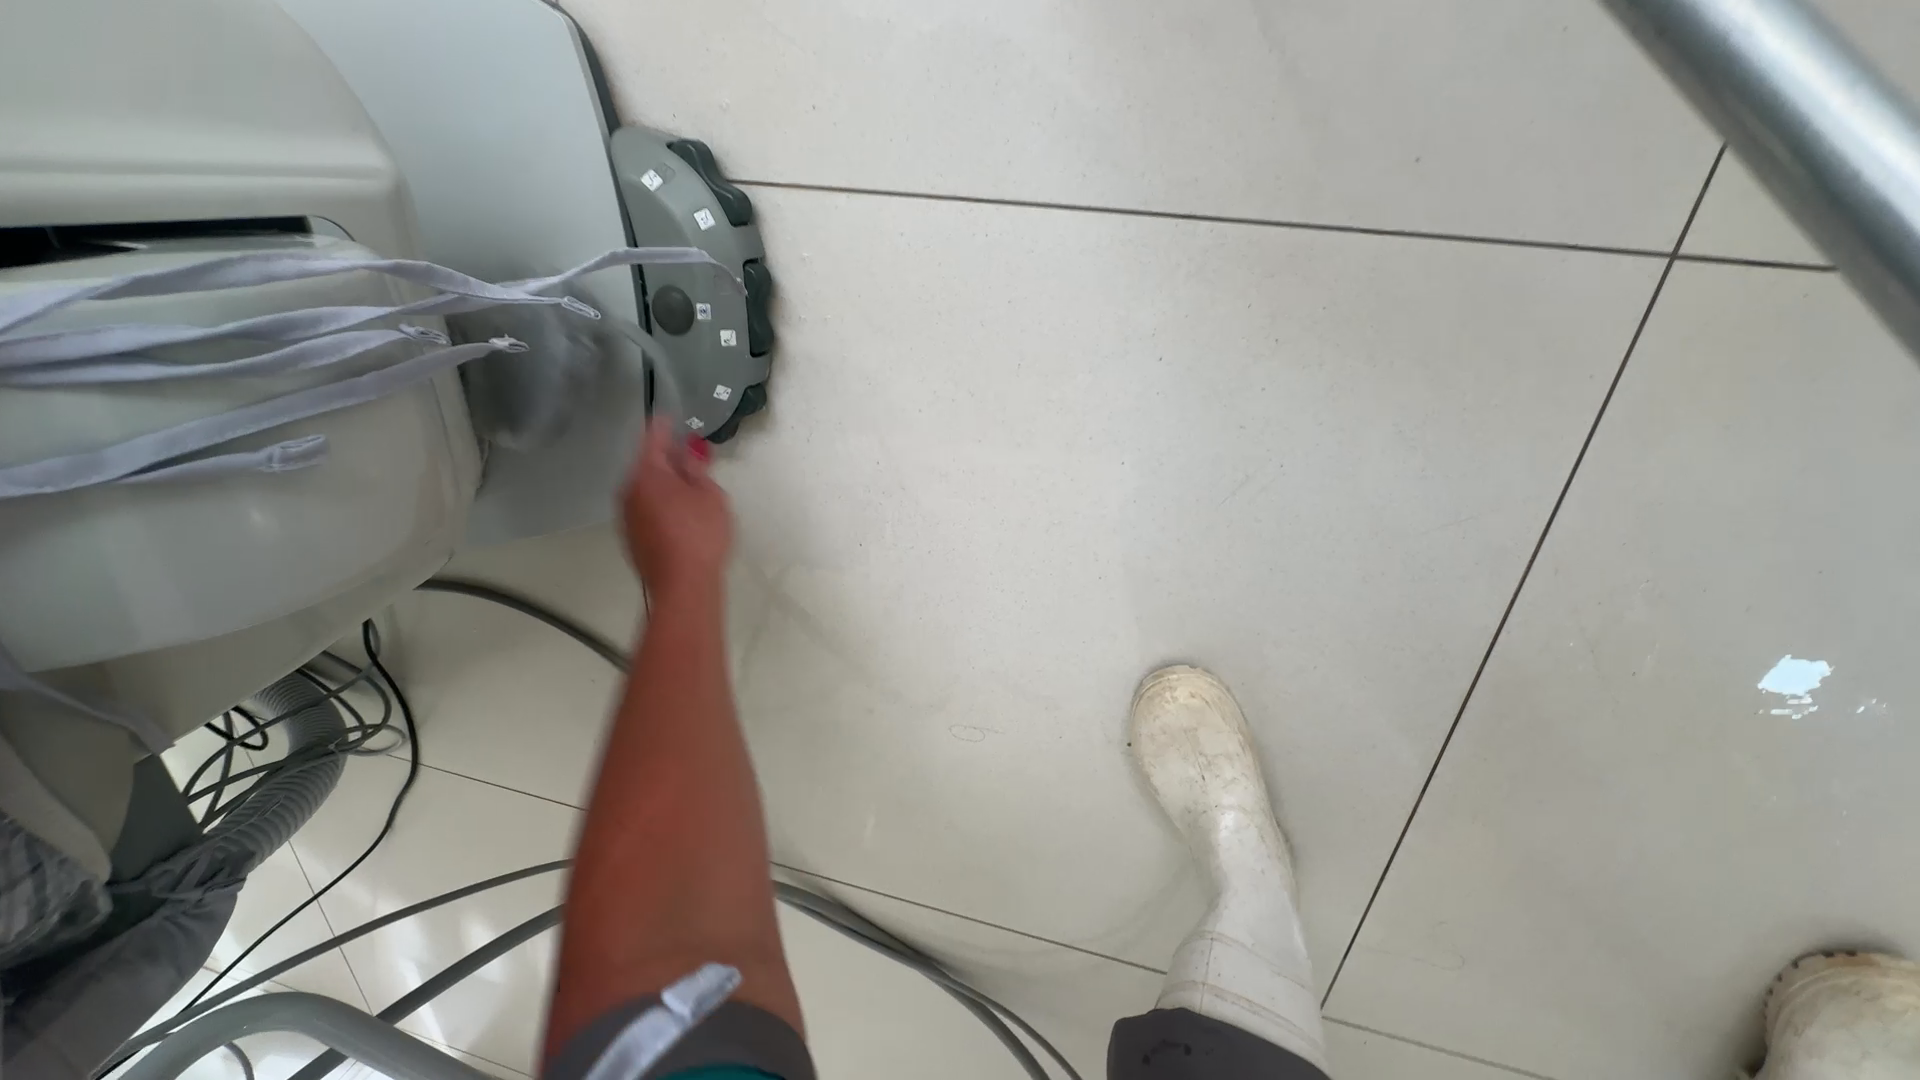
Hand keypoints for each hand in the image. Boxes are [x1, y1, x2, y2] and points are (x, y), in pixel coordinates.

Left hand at [621, 423, 732, 604]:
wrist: (682, 585)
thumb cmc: (700, 533)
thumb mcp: (710, 495)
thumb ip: (697, 469)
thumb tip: (689, 453)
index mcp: (646, 473)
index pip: (653, 437)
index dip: (665, 424)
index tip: (672, 415)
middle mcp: (628, 490)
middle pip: (647, 464)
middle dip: (668, 457)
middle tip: (691, 453)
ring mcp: (626, 516)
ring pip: (646, 488)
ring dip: (665, 482)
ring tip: (690, 484)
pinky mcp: (632, 537)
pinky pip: (646, 508)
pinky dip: (661, 502)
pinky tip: (681, 511)